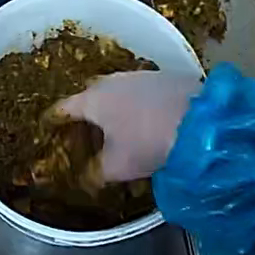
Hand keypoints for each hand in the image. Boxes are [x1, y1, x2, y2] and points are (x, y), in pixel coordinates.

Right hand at [53, 71, 201, 183]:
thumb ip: (96, 172)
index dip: (55, 120)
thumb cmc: (148, 142)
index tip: (51, 127)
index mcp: (91, 100)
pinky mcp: (165, 77)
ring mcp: (139, 76)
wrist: (203, 121)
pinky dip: (139, 105)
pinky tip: (148, 121)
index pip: (63, 108)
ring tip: (120, 129)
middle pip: (90, 96)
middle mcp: (111, 81)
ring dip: (115, 107)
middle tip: (87, 133)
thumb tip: (86, 179)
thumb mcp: (117, 167)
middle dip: (86, 113)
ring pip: (117, 91)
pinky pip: (141, 92)